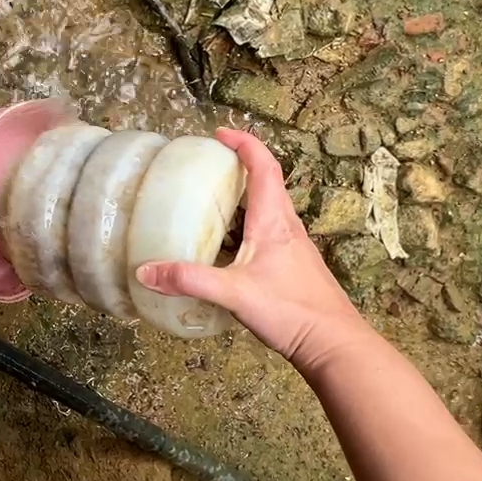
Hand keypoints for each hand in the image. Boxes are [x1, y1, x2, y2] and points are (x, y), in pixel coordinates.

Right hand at [134, 128, 376, 376]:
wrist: (337, 347)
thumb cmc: (292, 312)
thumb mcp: (235, 294)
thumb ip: (190, 280)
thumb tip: (144, 271)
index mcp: (275, 222)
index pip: (265, 169)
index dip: (245, 145)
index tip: (220, 133)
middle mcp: (286, 228)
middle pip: (266, 184)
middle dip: (238, 166)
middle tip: (206, 164)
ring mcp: (291, 248)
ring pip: (265, 209)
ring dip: (240, 196)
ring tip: (207, 199)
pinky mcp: (289, 266)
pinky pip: (263, 232)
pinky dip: (241, 225)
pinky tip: (222, 245)